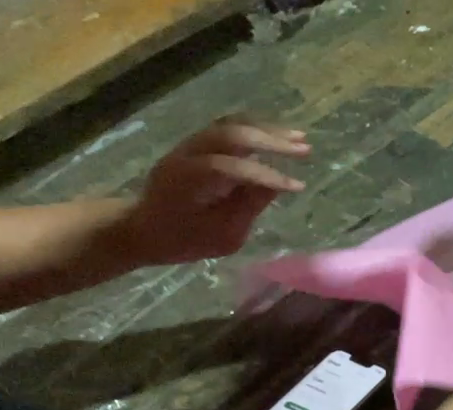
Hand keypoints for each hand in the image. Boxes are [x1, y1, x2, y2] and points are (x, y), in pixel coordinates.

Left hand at [125, 119, 309, 263]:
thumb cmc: (187, 238)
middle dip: (269, 140)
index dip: (267, 175)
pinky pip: (227, 132)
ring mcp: (190, 148)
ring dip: (265, 131)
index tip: (300, 187)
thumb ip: (248, 206)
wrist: (147, 228)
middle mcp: (186, 154)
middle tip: (305, 149)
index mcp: (188, 178)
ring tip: (299, 138)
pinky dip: (255, 132)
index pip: (231, 167)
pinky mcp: (198, 149)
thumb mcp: (224, 233)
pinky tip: (278, 138)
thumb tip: (277, 186)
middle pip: (229, 135)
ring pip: (229, 127)